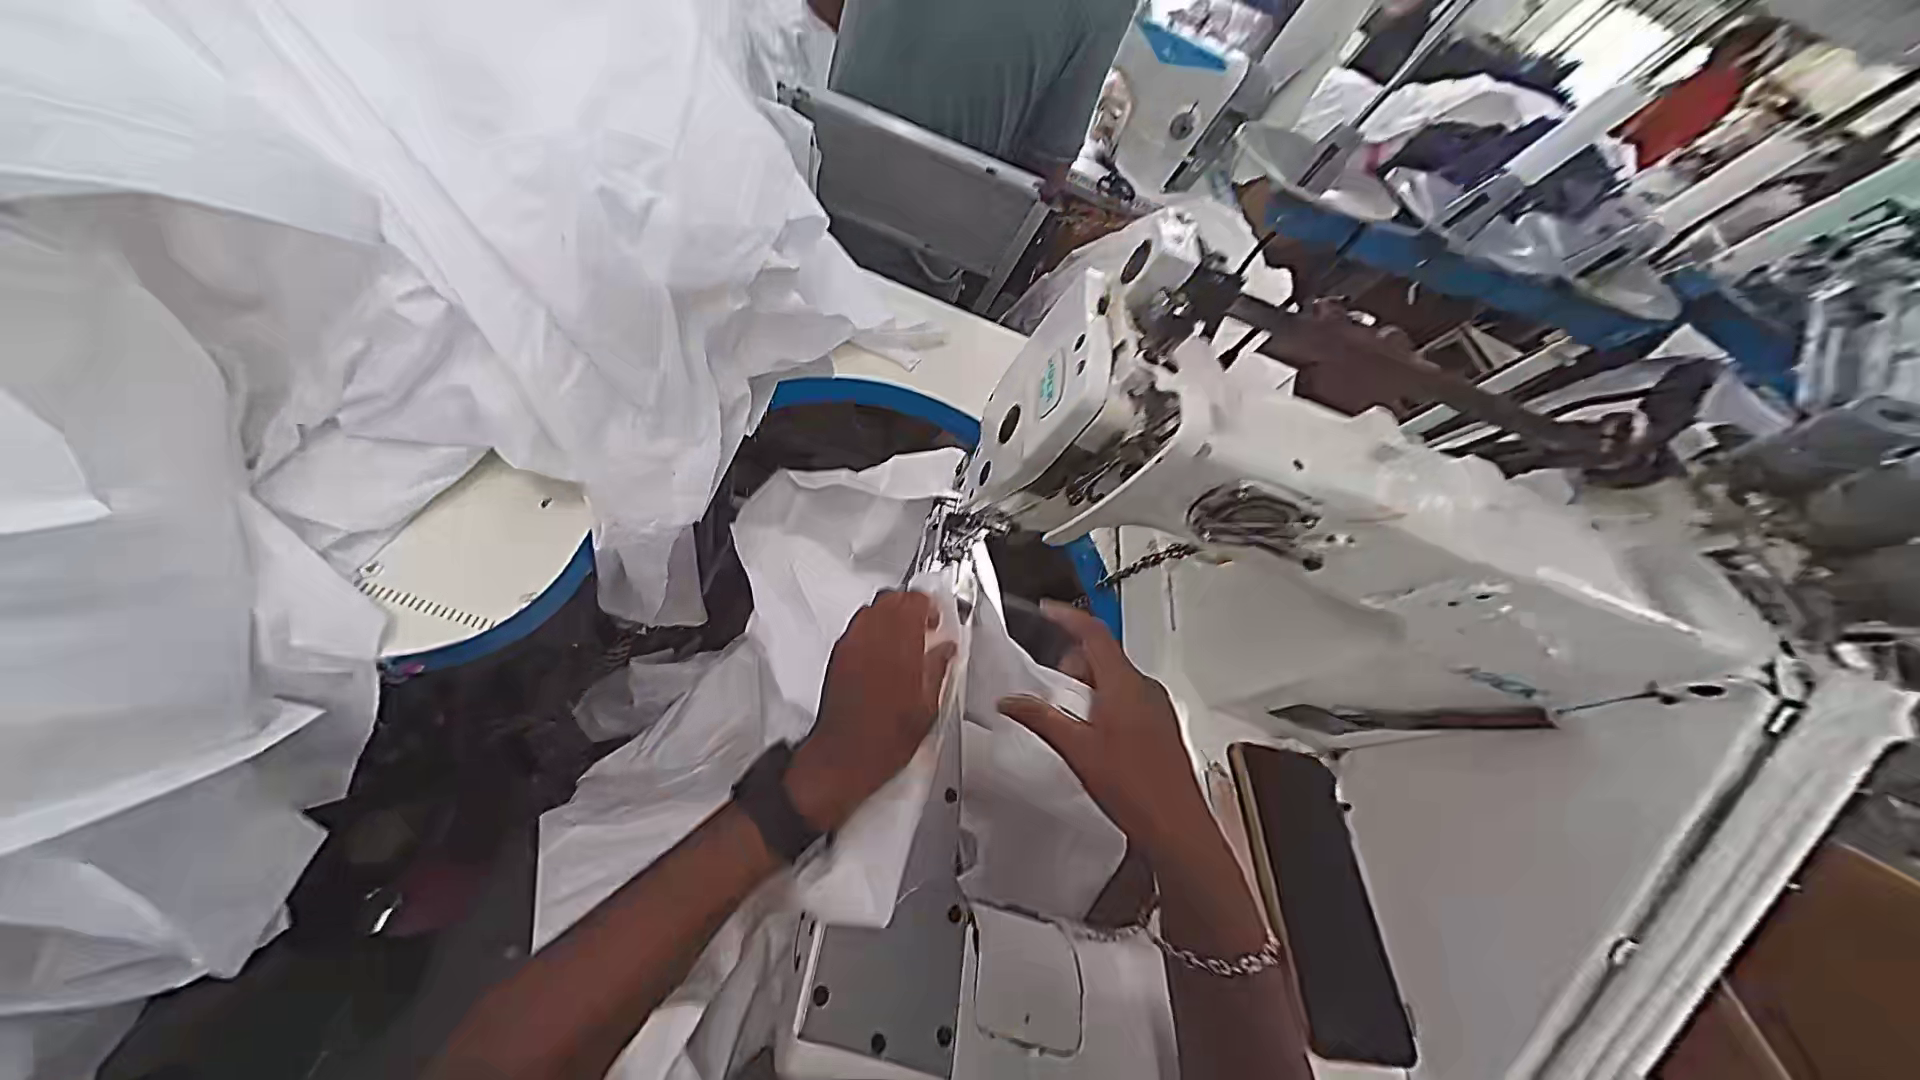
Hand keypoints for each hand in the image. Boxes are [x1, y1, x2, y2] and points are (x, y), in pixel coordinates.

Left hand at [787, 590, 956, 832]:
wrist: (845, 755)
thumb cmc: (883, 737)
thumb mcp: (928, 705)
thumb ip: (938, 667)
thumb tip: (945, 651)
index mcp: (900, 643)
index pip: (914, 600)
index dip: (929, 606)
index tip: (936, 619)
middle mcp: (873, 637)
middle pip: (891, 597)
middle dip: (910, 606)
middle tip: (923, 625)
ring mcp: (852, 644)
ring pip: (872, 609)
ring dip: (890, 616)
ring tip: (904, 639)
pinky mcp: (838, 655)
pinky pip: (857, 628)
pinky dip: (872, 631)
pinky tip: (883, 653)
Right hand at [998, 601, 1214, 859]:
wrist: (1176, 828)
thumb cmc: (1136, 790)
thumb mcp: (1076, 749)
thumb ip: (1040, 718)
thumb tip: (1012, 702)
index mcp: (1124, 685)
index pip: (1094, 634)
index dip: (1068, 617)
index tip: (1049, 609)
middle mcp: (1144, 688)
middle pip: (1101, 656)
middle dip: (1071, 667)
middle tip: (1051, 694)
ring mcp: (1156, 705)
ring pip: (1114, 678)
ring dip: (1087, 688)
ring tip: (1072, 723)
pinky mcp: (1160, 723)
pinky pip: (1127, 697)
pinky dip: (1104, 703)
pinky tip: (1094, 736)